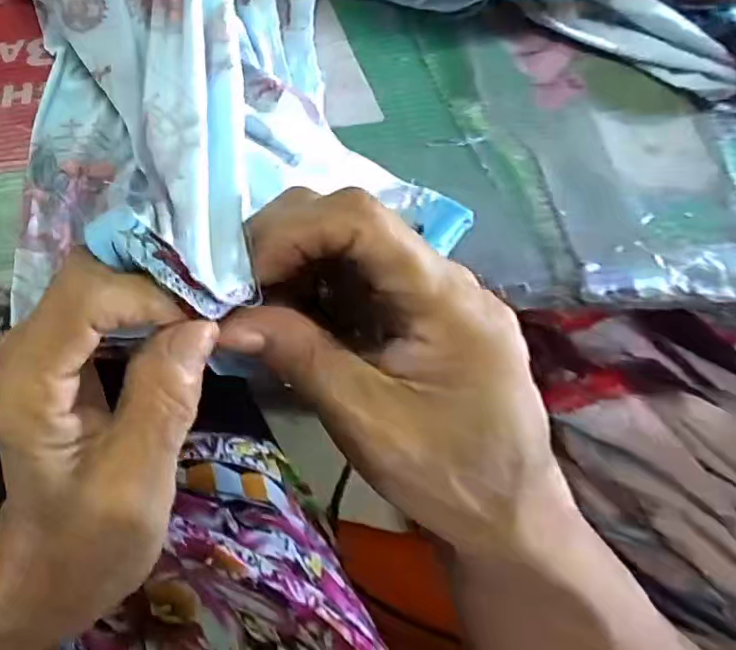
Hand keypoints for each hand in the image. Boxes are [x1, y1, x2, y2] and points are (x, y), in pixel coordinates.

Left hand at [0, 249, 218, 649]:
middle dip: (147, 278)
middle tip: (211, 297)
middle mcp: (19, 346)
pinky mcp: (49, 350)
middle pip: (81, 278)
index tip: (204, 315)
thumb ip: (162, 400)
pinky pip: (92, 307)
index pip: (83, 297)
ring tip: (202, 304)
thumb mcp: (136, 485)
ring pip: (88, 284)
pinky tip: (175, 320)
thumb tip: (199, 323)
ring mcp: (30, 344)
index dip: (146, 292)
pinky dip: (136, 306)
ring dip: (145, 287)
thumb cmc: (88, 541)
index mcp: (28, 379)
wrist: (44, 564)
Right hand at [215, 187, 574, 560]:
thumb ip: (300, 356)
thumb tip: (226, 319)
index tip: (252, 277)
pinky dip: (298, 275)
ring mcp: (421, 285)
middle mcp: (438, 276)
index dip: (292, 232)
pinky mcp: (401, 301)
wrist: (509, 522)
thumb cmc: (449, 475)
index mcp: (446, 299)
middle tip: (242, 287)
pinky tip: (285, 312)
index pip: (360, 218)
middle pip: (343, 212)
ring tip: (259, 301)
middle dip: (280, 239)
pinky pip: (339, 262)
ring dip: (284, 256)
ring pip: (335, 230)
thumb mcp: (367, 421)